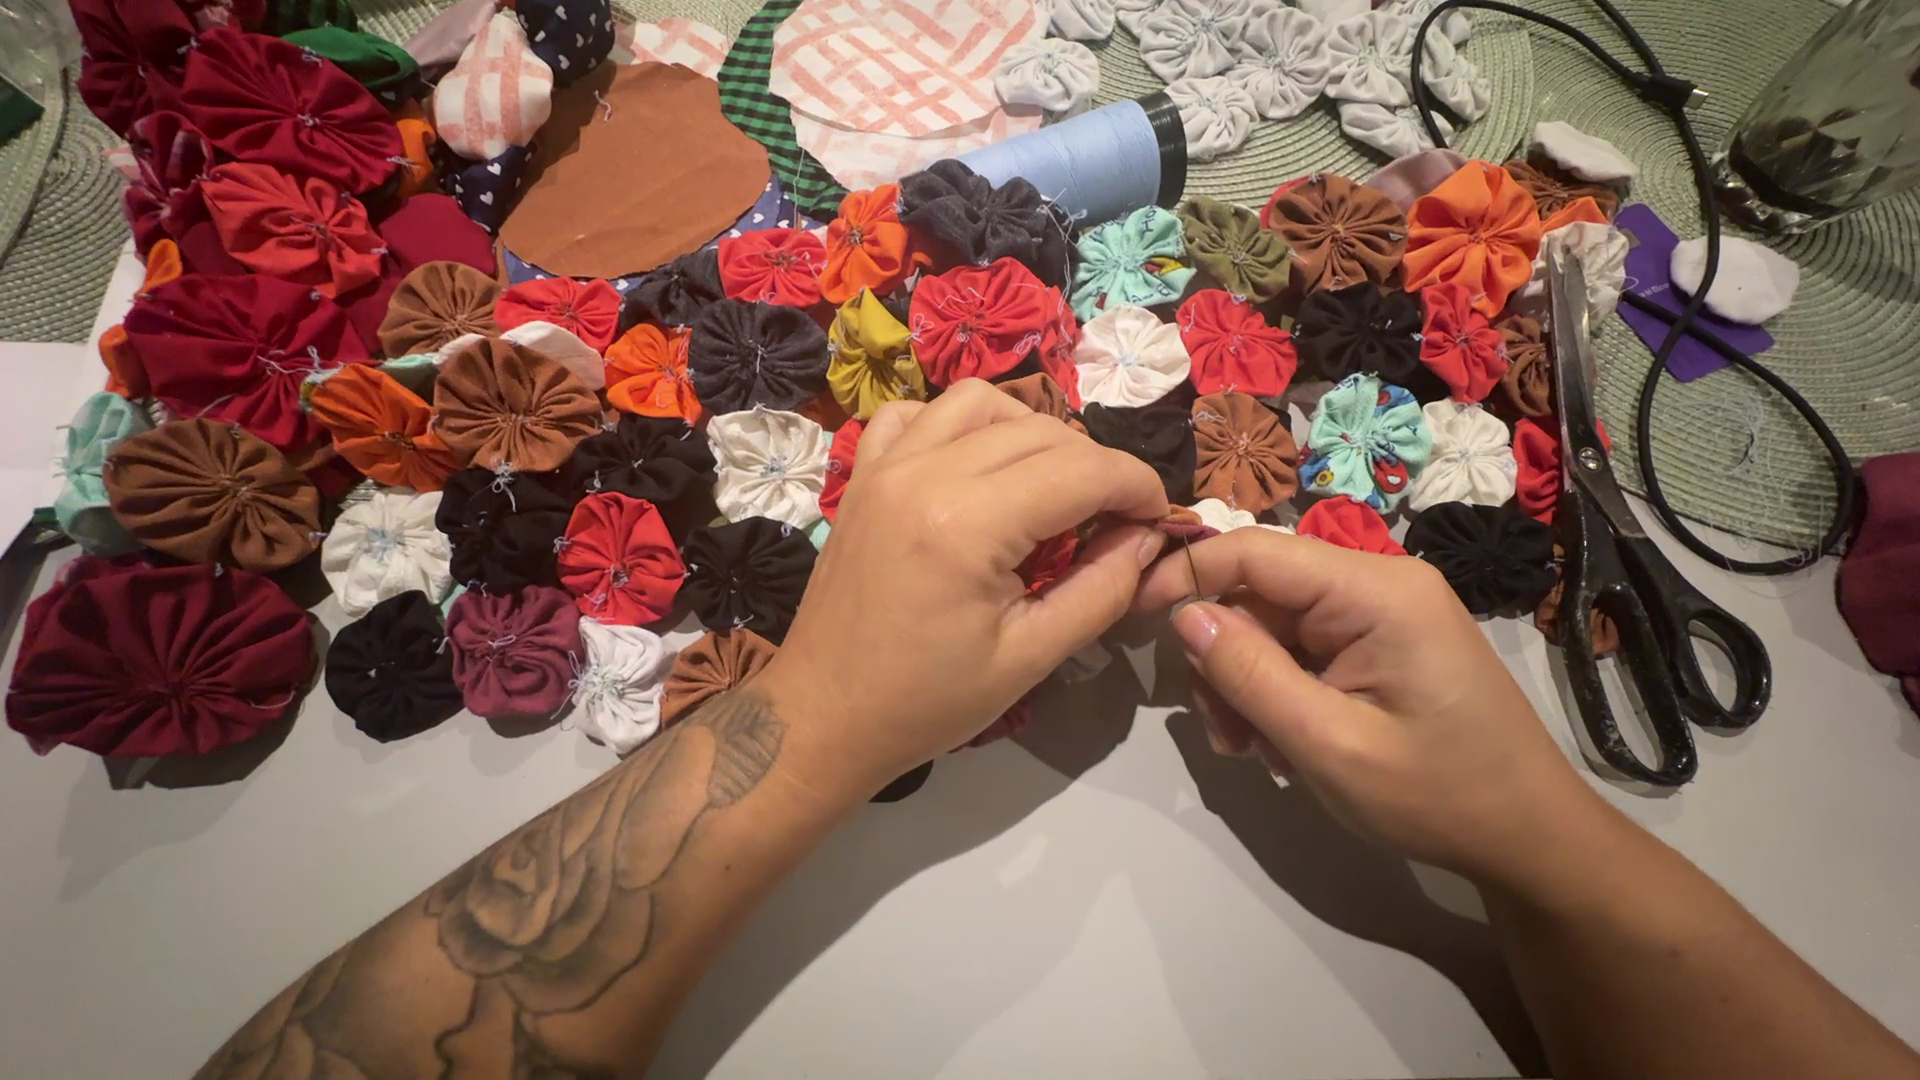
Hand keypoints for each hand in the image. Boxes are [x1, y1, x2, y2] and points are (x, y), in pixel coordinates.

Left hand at [760, 380, 1168, 794]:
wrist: (824, 714)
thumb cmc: (926, 702)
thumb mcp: (1030, 658)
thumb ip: (1101, 590)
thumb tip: (1145, 538)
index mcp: (968, 524)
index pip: (1083, 470)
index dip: (1137, 486)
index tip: (1157, 518)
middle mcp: (924, 474)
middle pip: (1042, 431)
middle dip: (1096, 467)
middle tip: (1113, 518)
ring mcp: (885, 466)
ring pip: (982, 404)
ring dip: (1033, 433)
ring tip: (1050, 487)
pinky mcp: (863, 476)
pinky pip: (918, 416)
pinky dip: (959, 425)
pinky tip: (975, 465)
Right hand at [1134, 528, 1607, 887]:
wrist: (1530, 842)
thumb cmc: (1439, 796)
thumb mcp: (1329, 744)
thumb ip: (1249, 673)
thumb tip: (1181, 614)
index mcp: (1375, 591)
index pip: (1254, 551)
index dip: (1186, 573)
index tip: (1132, 613)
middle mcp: (1373, 583)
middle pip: (1256, 592)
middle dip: (1221, 656)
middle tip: (1221, 731)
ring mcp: (1373, 612)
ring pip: (1266, 624)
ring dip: (1241, 682)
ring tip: (1252, 748)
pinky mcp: (1370, 640)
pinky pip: (1293, 648)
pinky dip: (1270, 691)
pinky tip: (1277, 741)